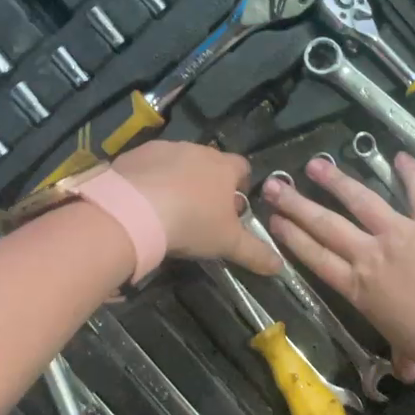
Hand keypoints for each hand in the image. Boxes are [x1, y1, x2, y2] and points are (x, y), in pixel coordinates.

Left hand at [112, 142, 280, 275]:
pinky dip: (151, 180)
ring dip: (179, 180)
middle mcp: (197, 151)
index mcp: (225, 168)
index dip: (242, 184)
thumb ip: (256, 253)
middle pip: (210, 164)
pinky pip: (150, 166)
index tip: (236, 205)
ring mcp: (165, 149)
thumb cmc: (193, 222)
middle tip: (203, 213)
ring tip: (171, 208)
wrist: (134, 209)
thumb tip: (280, 265)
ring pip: (179, 163)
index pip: (243, 167)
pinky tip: (145, 203)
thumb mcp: (228, 243)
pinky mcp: (136, 154)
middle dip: (209, 184)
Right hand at [262, 154, 414, 383]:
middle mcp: (371, 256)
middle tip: (274, 188)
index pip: (317, 259)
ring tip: (316, 165)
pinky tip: (400, 155)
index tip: (275, 222)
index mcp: (359, 289)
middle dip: (296, 205)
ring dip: (336, 181)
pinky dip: (410, 172)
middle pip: (325, 226)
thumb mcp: (409, 349)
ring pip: (360, 200)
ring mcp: (400, 233)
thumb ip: (403, 353)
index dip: (293, 239)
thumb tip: (408, 371)